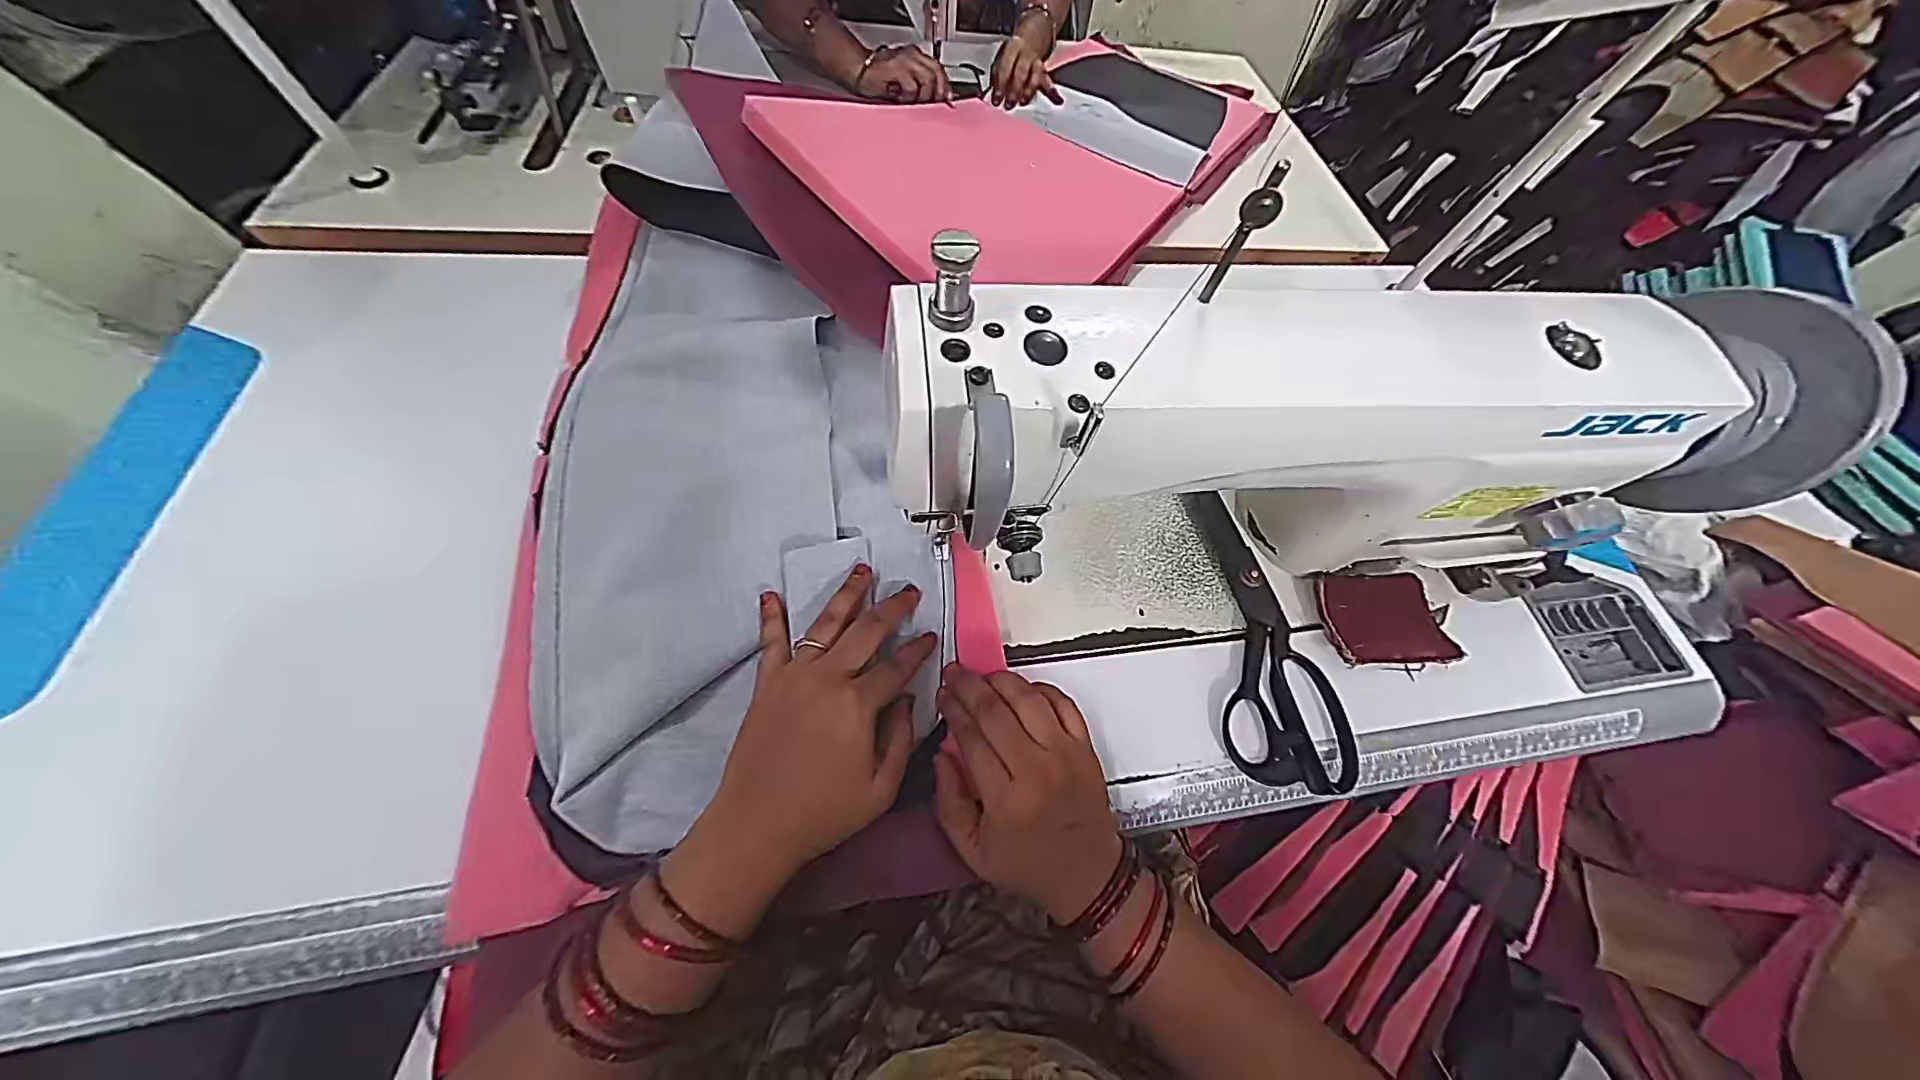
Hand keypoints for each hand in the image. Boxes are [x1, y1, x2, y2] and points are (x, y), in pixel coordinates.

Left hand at [700, 565, 939, 874]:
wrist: (755, 825)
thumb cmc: (822, 813)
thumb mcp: (880, 788)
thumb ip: (901, 739)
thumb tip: (907, 701)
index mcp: (858, 704)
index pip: (897, 666)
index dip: (918, 648)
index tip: (931, 635)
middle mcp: (827, 679)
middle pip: (867, 631)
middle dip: (893, 608)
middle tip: (909, 592)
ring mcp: (794, 676)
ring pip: (826, 623)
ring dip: (847, 594)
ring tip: (862, 571)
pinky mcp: (767, 684)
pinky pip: (771, 642)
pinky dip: (771, 617)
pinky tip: (771, 595)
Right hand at [852, 44, 950, 102]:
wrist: (857, 72)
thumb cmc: (878, 79)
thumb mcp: (904, 81)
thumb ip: (919, 87)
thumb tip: (934, 101)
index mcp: (915, 56)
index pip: (938, 69)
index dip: (944, 86)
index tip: (946, 100)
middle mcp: (912, 55)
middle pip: (936, 73)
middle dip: (938, 92)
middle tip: (933, 105)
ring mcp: (904, 60)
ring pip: (927, 80)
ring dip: (923, 96)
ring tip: (912, 103)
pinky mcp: (896, 69)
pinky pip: (912, 87)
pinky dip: (910, 97)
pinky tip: (901, 99)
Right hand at [932, 666, 1123, 921]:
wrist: (1088, 875)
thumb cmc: (1029, 865)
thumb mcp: (973, 850)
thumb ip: (949, 803)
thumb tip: (942, 756)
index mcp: (1006, 800)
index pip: (972, 737)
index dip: (953, 709)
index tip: (943, 696)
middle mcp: (1037, 771)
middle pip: (995, 711)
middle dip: (969, 686)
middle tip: (954, 674)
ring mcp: (1065, 756)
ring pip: (1028, 700)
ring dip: (1001, 680)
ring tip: (983, 676)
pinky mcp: (1084, 748)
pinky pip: (1062, 704)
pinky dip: (1040, 689)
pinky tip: (1021, 688)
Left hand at [989, 15, 1061, 107]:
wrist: (1032, 36)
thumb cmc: (1013, 54)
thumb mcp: (1001, 59)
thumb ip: (996, 77)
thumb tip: (988, 95)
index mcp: (1012, 49)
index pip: (1005, 67)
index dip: (999, 85)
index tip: (996, 100)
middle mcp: (1026, 54)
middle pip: (1021, 72)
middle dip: (1014, 89)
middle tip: (1009, 104)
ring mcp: (1036, 62)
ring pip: (1035, 76)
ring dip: (1029, 91)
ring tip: (1023, 102)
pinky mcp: (1044, 71)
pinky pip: (1049, 81)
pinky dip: (1053, 92)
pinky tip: (1058, 101)